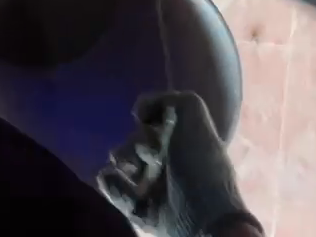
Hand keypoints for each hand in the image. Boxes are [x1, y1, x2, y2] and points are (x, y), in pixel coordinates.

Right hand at [96, 92, 261, 236]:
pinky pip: (114, 189)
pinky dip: (111, 183)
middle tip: (149, 156)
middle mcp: (166, 164)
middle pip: (134, 142)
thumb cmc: (200, 164)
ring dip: (123, 161)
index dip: (148, 125)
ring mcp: (152, 187)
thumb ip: (169, 98)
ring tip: (132, 172)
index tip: (151, 129)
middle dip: (134, 144)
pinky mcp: (141, 209)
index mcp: (179, 145)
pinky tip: (111, 177)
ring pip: (122, 163)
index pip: (151, 125)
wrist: (204, 217)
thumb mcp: (193, 114)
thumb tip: (140, 114)